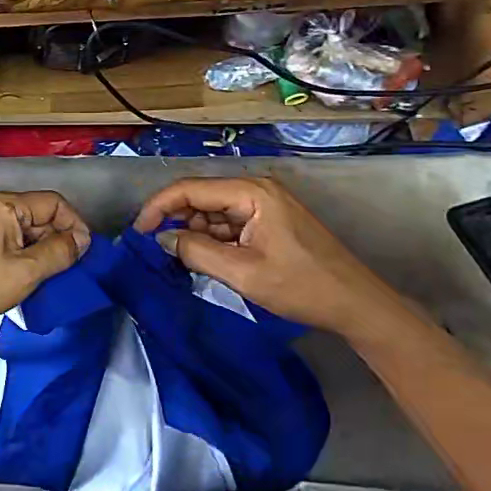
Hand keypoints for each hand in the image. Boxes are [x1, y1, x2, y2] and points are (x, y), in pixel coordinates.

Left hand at [0, 191, 90, 340]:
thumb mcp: (28, 270)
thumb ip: (61, 251)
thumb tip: (82, 241)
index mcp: (6, 205)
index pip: (54, 203)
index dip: (74, 224)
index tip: (84, 251)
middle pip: (41, 215)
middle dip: (59, 238)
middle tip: (69, 266)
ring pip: (29, 229)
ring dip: (44, 249)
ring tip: (51, 275)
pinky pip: (14, 240)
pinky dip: (28, 254)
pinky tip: (31, 275)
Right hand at [133, 177, 398, 335]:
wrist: (353, 302)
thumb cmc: (301, 285)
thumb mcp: (243, 272)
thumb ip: (197, 252)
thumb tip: (161, 240)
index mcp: (252, 192)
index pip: (191, 188)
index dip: (159, 208)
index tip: (137, 234)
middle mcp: (257, 189)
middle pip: (202, 197)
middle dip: (177, 222)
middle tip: (157, 254)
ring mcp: (266, 205)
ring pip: (215, 212)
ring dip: (196, 234)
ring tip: (180, 263)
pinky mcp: (271, 221)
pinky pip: (232, 224)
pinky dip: (215, 241)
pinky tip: (206, 261)